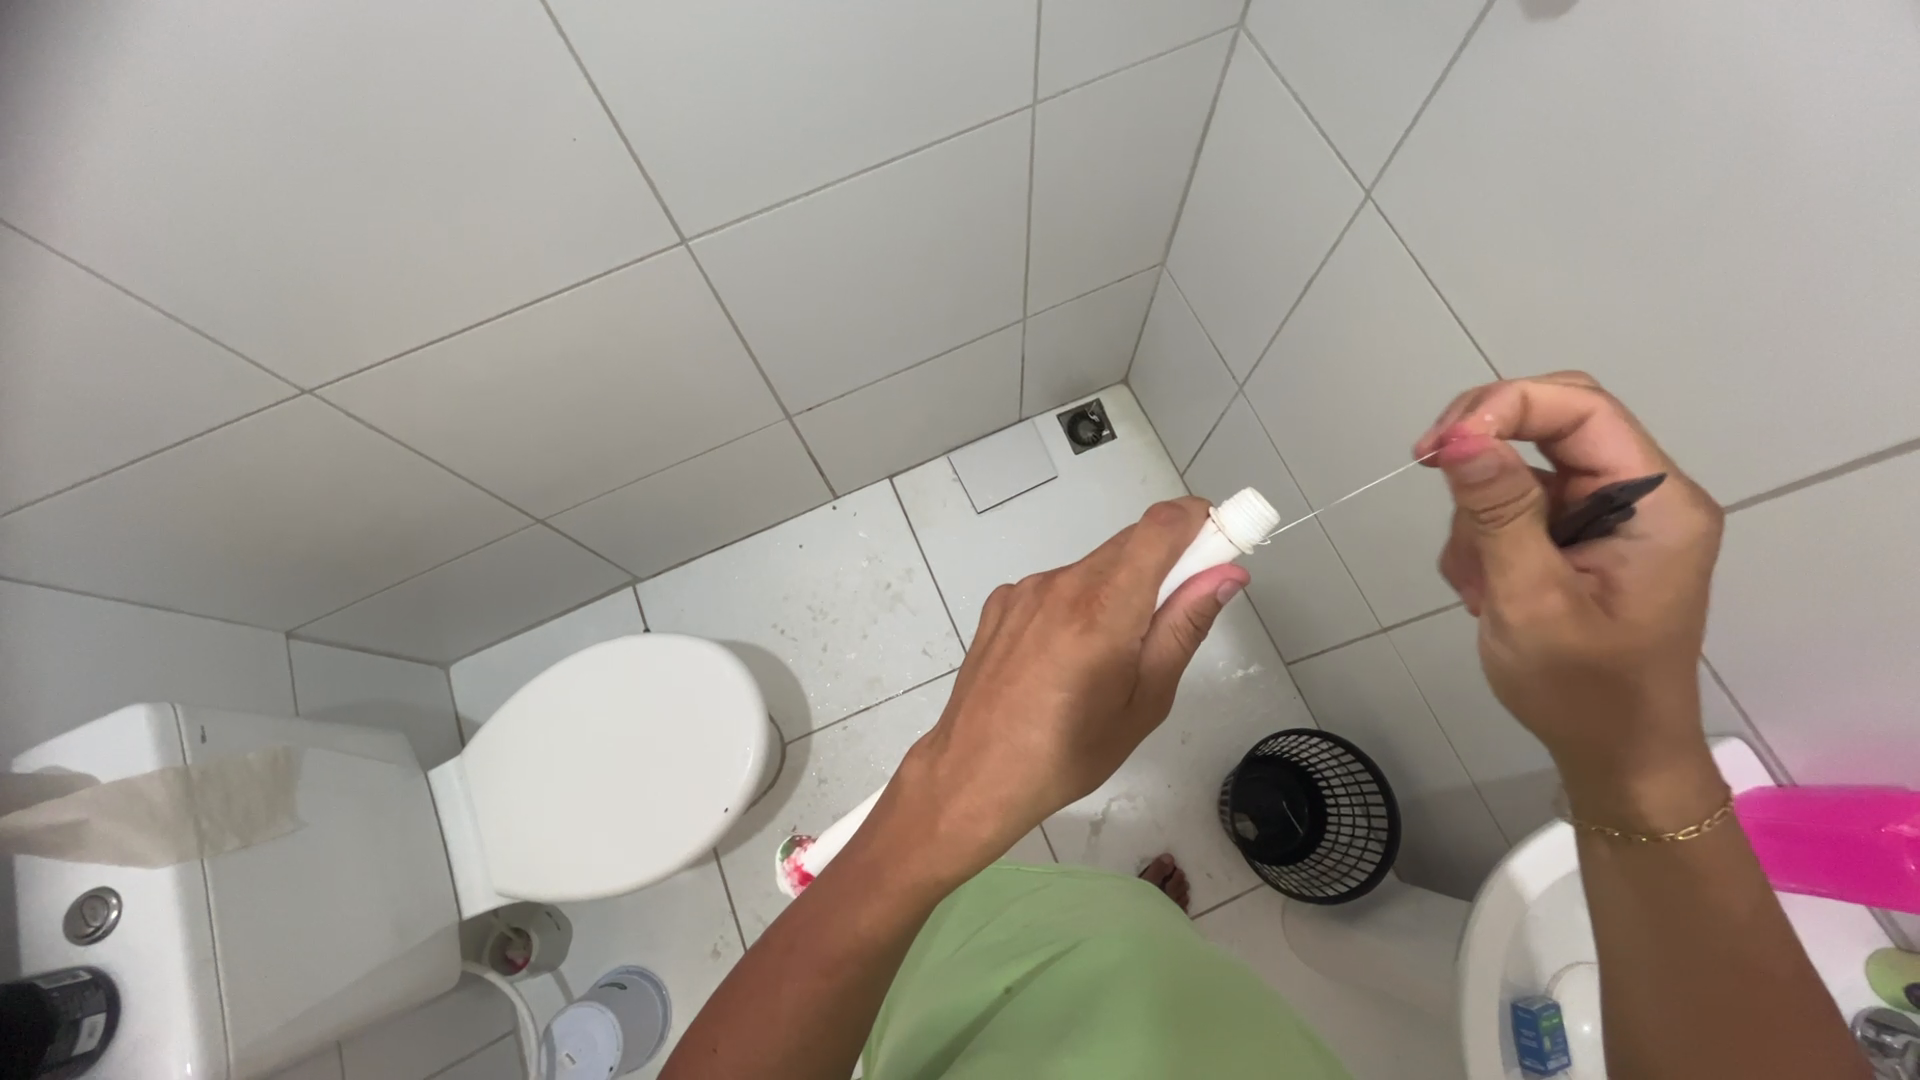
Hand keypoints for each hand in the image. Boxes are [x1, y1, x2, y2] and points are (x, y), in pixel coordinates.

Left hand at [886, 498, 1248, 879]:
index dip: (1197, 520)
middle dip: (1165, 562)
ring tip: (1110, 654)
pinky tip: (1064, 655)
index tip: (1219, 541)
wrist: (974, 773)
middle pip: (1129, 544)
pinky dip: (1077, 603)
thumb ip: (1184, 627)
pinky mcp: (1001, 603)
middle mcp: (1060, 584)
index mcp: (1102, 608)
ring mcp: (1024, 590)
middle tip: (1176, 612)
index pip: (1160, 527)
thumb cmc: (1069, 752)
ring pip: (1092, 566)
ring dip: (1119, 587)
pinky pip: (1056, 587)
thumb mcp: (1144, 701)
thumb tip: (1226, 573)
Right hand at [1414, 373, 1725, 819]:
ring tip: (1478, 586)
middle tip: (1424, 468)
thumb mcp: (1530, 600)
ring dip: (1474, 517)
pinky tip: (1484, 591)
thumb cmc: (1582, 690)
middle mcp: (1638, 496)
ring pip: (1516, 471)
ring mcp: (1604, 517)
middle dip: (1481, 444)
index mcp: (1656, 504)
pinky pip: (1508, 509)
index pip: (1580, 409)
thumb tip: (1457, 439)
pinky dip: (1477, 541)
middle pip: (1551, 422)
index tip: (1433, 449)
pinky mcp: (1573, 539)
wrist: (1610, 752)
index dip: (1502, 407)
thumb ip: (1498, 514)